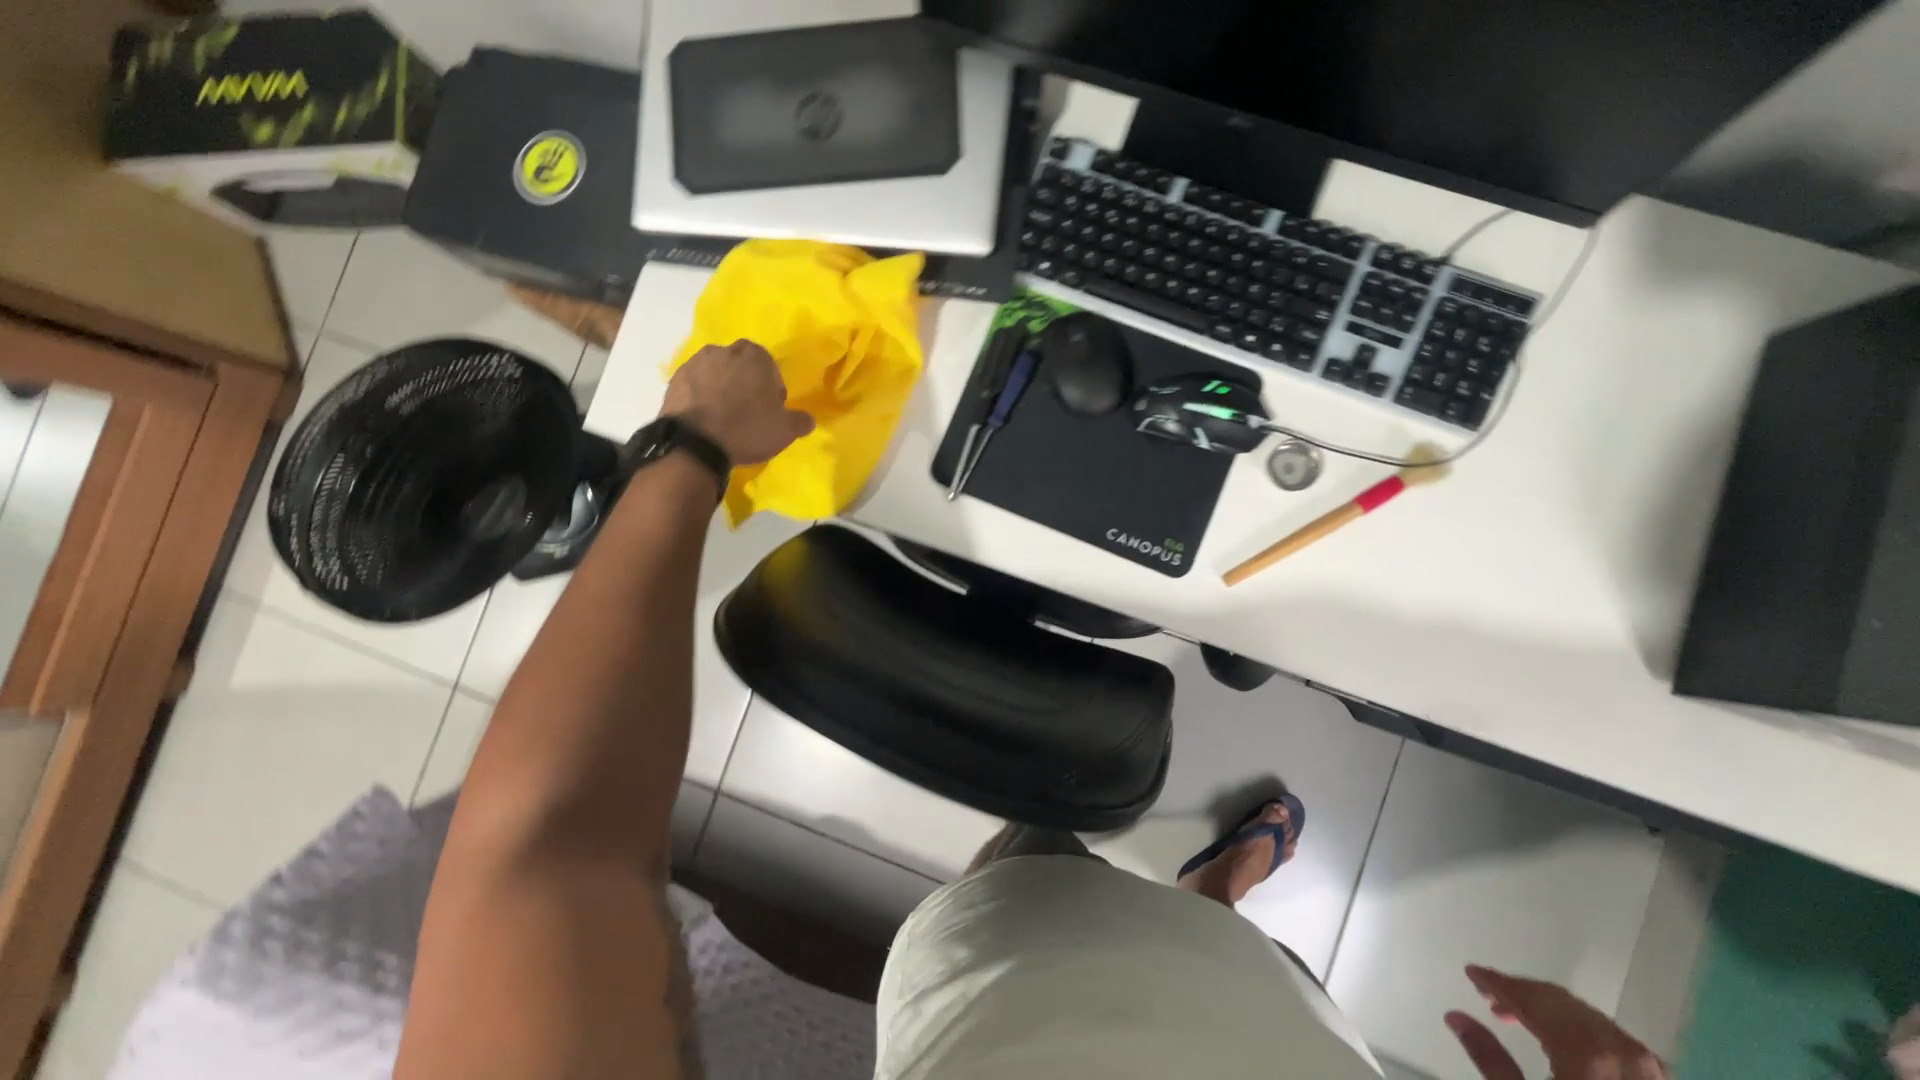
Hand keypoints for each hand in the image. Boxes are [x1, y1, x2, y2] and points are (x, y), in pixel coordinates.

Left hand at [662, 340, 813, 465]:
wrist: (695, 442)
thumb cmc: (747, 429)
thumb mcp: (784, 430)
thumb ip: (800, 421)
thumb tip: (808, 420)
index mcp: (754, 356)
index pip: (768, 364)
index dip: (770, 384)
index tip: (769, 405)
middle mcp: (724, 351)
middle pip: (739, 364)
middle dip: (744, 381)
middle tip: (747, 410)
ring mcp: (695, 363)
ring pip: (715, 372)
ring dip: (720, 388)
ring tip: (722, 415)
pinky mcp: (674, 379)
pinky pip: (694, 385)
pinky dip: (700, 396)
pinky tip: (704, 419)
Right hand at [1446, 965, 1667, 1079]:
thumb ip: (1489, 1059)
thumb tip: (1456, 1017)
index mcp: (1585, 1052)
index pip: (1532, 998)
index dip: (1498, 982)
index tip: (1471, 973)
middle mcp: (1622, 1050)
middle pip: (1563, 1002)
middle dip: (1523, 993)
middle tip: (1488, 995)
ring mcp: (1650, 1070)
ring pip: (1590, 1019)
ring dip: (1551, 1011)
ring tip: (1517, 1018)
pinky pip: (1613, 1040)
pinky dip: (1580, 1030)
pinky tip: (1564, 1044)